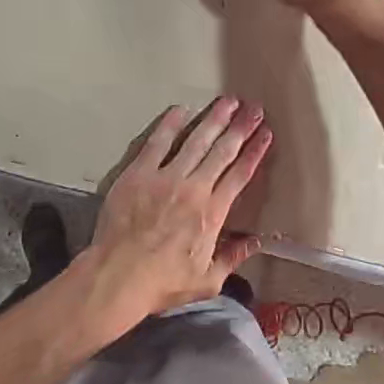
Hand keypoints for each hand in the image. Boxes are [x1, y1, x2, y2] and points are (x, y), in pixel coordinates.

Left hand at [88, 97, 272, 316]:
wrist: (118, 275)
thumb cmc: (163, 282)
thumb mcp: (207, 280)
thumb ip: (233, 257)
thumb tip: (257, 241)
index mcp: (212, 213)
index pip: (240, 175)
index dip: (254, 152)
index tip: (265, 134)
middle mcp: (193, 188)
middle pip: (222, 151)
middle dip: (240, 128)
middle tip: (254, 108)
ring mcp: (164, 178)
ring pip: (195, 141)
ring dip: (214, 119)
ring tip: (228, 101)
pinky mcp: (138, 173)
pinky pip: (157, 143)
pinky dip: (170, 124)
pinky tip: (182, 109)